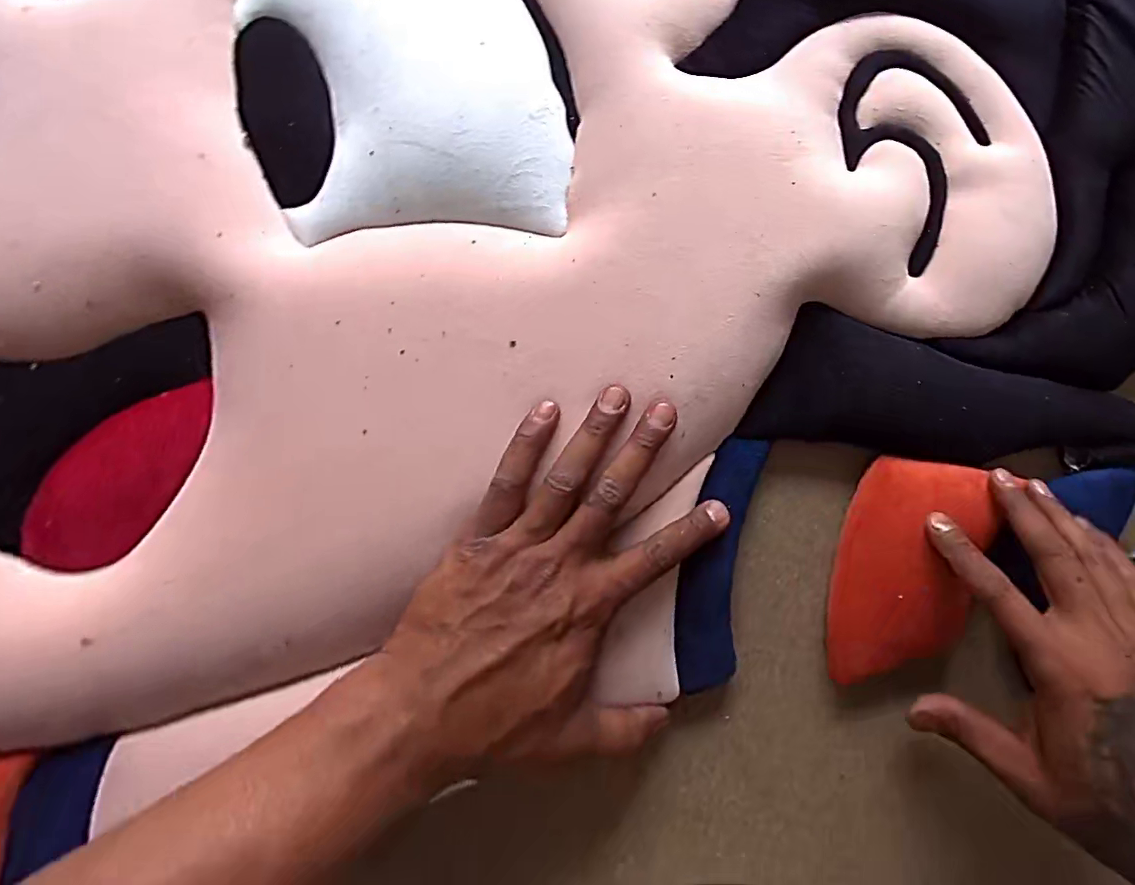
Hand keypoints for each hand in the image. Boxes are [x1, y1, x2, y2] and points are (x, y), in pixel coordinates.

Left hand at [353, 386, 726, 786]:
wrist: (415, 717)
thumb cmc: (494, 726)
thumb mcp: (570, 739)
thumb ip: (624, 729)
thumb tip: (666, 721)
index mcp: (590, 605)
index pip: (655, 559)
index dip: (691, 533)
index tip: (719, 506)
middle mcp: (561, 564)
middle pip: (611, 497)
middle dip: (642, 450)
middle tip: (664, 410)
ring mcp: (519, 547)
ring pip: (566, 480)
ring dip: (594, 435)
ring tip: (615, 395)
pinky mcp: (478, 540)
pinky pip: (505, 485)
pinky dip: (525, 446)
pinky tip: (544, 411)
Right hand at [907, 470, 1134, 884]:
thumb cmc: (1113, 809)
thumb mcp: (1030, 777)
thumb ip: (971, 732)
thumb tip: (916, 712)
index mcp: (1060, 666)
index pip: (998, 593)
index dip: (963, 554)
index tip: (939, 522)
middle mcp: (1099, 638)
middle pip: (1056, 556)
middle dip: (1024, 511)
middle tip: (1000, 477)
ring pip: (1095, 558)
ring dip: (1063, 517)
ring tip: (1037, 487)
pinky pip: (1132, 579)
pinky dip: (1108, 546)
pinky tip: (1091, 528)